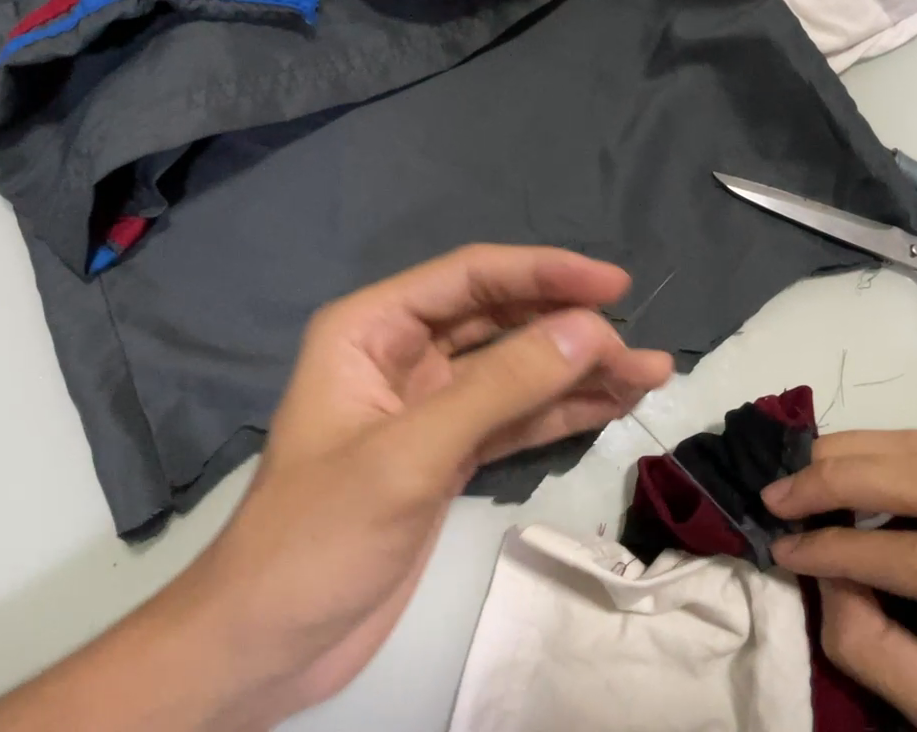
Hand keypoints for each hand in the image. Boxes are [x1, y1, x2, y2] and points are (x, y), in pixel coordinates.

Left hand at [200, 244, 674, 722]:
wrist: (268, 643)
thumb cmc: (319, 535)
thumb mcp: (411, 454)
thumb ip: (501, 386)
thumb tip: (589, 328)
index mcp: (372, 329)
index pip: (471, 277)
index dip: (545, 272)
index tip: (614, 284)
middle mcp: (402, 354)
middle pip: (501, 320)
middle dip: (570, 328)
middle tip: (637, 349)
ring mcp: (429, 407)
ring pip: (516, 371)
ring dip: (578, 372)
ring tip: (648, 374)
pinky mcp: (448, 454)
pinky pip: (514, 418)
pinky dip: (561, 412)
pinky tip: (611, 407)